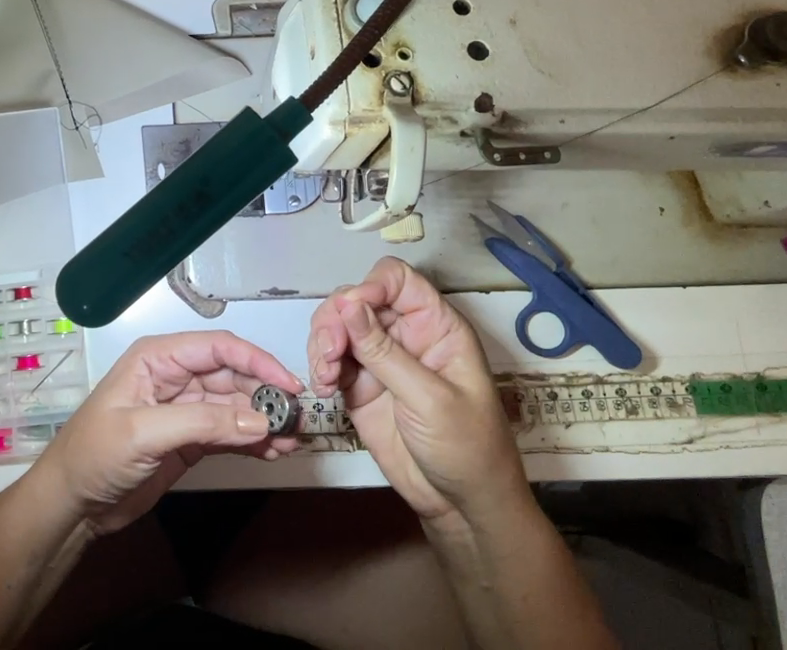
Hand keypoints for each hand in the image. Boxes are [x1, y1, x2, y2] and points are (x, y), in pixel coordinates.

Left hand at [32, 331, 302, 535]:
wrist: (72, 502)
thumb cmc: (94, 454)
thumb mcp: (143, 433)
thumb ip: (201, 423)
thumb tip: (259, 421)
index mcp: (157, 358)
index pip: (217, 348)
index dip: (255, 360)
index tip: (289, 383)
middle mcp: (174, 377)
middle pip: (231, 376)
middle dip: (265, 395)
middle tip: (297, 419)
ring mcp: (183, 409)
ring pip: (234, 407)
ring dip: (263, 421)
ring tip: (291, 441)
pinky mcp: (188, 441)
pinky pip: (228, 434)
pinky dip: (251, 441)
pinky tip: (272, 451)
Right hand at [306, 258, 526, 524]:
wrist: (461, 505)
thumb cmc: (467, 448)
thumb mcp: (429, 398)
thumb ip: (384, 352)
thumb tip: (348, 305)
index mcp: (435, 326)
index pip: (397, 281)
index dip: (369, 287)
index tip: (348, 314)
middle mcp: (404, 334)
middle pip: (357, 300)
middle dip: (335, 320)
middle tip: (329, 353)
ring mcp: (380, 359)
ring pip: (337, 327)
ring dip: (322, 343)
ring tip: (325, 375)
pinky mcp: (359, 384)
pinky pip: (329, 360)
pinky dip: (319, 367)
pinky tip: (323, 387)